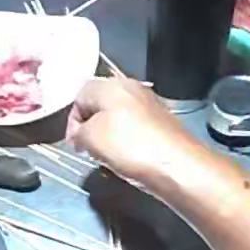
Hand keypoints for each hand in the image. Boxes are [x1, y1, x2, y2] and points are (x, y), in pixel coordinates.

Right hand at [65, 77, 229, 195]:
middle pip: (100, 104)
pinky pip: (135, 127)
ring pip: (118, 117)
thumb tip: (79, 135)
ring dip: (109, 135)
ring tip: (109, 156)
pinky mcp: (162, 122)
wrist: (176, 165)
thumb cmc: (129, 147)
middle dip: (91, 127)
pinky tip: (129, 157)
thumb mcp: (90, 139)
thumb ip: (77, 132)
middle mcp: (131, 87)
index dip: (72, 120)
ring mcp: (149, 104)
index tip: (75, 143)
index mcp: (110, 85)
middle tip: (90, 149)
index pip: (80, 95)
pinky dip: (127, 140)